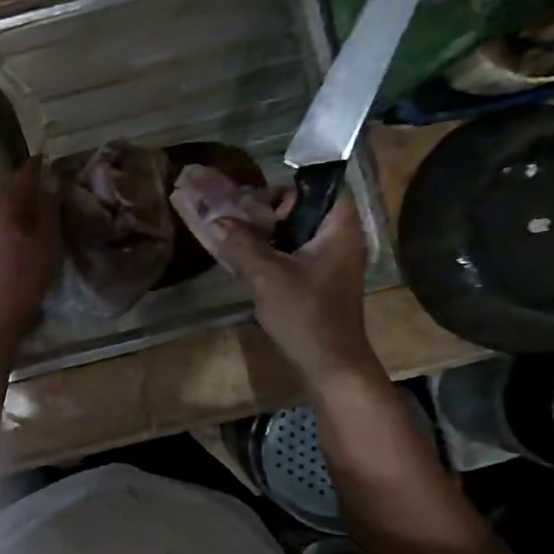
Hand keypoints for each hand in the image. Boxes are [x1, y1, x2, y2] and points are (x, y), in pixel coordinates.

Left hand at [0, 157, 61, 346]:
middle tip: (54, 177)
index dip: (35, 164)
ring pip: (13, 208)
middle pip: (14, 191)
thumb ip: (50, 209)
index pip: (22, 176)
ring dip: (29, 201)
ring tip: (50, 199)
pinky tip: (38, 224)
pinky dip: (25, 217)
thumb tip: (52, 184)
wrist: (2, 309)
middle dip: (32, 182)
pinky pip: (12, 222)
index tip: (49, 155)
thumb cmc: (28, 272)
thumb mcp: (48, 239)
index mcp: (8, 209)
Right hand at [169, 168, 377, 386]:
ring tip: (228, 232)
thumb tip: (215, 219)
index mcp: (339, 229)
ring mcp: (325, 262)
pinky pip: (287, 254)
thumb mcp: (267, 276)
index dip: (285, 189)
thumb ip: (240, 244)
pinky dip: (265, 251)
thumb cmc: (306, 315)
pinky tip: (238, 256)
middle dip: (265, 210)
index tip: (253, 200)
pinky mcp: (312, 281)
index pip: (319, 189)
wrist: (328, 364)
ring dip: (261, 232)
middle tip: (232, 215)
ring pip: (290, 233)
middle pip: (300, 209)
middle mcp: (337, 239)